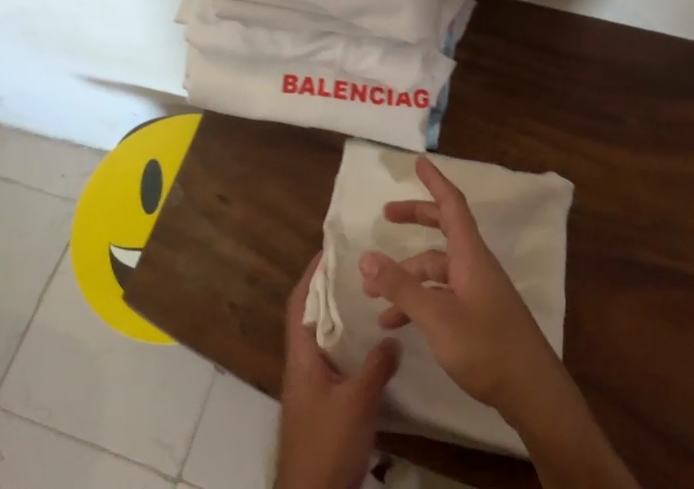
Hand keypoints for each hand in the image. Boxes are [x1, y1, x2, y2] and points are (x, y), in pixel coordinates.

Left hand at [276, 254, 399, 488]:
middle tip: (361, 269)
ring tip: (374, 298)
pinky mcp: (327, 404)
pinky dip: (355, 348)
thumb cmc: (327, 444)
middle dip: (332, 292)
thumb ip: (375, 367)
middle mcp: (304, 365)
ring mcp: (315, 386)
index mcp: (301, 357)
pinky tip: (381, 348)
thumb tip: (393, 337)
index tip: (330, 249)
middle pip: (314, 318)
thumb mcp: (356, 403)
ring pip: (328, 341)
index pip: (300, 303)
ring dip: (345, 320)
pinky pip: (340, 363)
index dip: (312, 275)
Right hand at [358, 155, 562, 415]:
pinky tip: (397, 324)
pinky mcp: (480, 316)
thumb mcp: (436, 317)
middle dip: (415, 220)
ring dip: (407, 277)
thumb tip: (366, 256)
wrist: (532, 392)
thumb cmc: (485, 347)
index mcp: (471, 256)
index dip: (435, 182)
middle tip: (385, 217)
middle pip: (445, 230)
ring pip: (438, 269)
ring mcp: (480, 292)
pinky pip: (443, 294)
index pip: (452, 205)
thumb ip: (401, 287)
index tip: (418, 162)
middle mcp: (476, 267)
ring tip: (374, 298)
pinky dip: (419, 300)